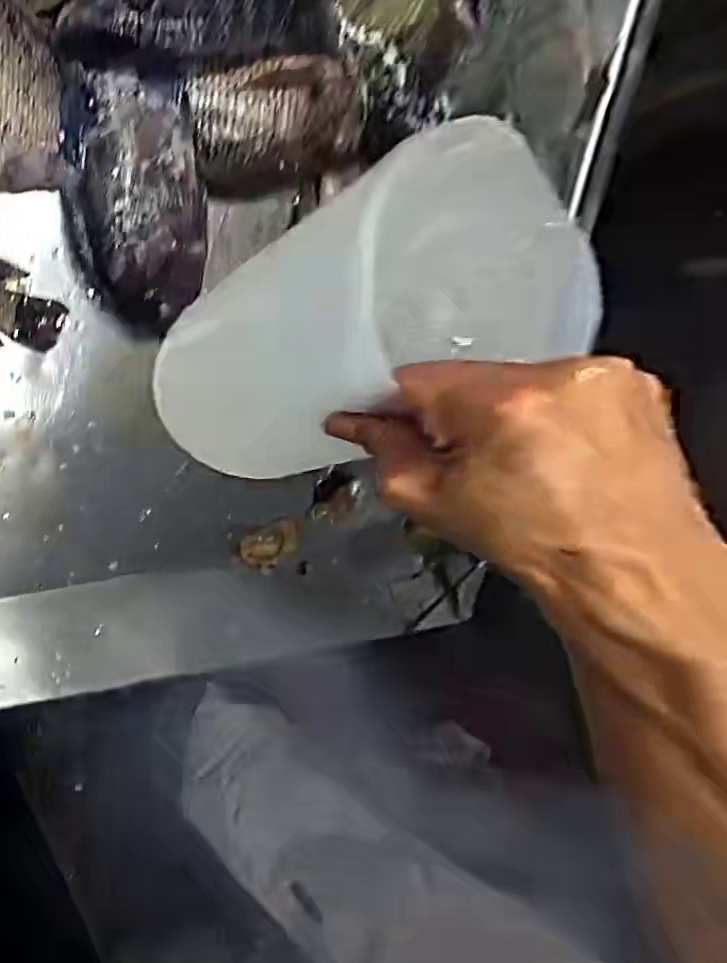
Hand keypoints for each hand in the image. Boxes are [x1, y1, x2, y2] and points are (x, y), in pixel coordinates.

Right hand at [325, 357, 717, 590]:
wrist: (625, 561)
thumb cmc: (534, 536)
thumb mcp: (421, 495)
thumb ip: (382, 447)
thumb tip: (356, 423)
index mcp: (501, 403)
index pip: (411, 379)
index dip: (382, 406)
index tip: (371, 426)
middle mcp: (560, 378)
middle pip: (460, 378)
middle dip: (437, 414)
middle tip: (440, 457)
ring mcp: (603, 378)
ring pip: (502, 381)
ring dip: (483, 412)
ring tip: (495, 459)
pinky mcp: (630, 386)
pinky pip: (547, 386)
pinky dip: (527, 413)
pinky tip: (533, 451)